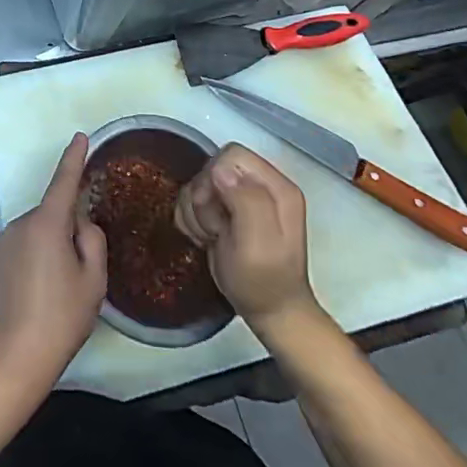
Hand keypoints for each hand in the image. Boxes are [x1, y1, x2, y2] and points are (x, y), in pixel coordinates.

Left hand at [0, 133, 107, 385]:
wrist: (13, 354)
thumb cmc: (60, 317)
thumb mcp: (93, 280)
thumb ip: (91, 240)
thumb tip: (80, 221)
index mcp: (46, 224)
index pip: (63, 182)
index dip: (73, 159)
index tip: (80, 137)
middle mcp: (19, 224)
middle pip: (52, 216)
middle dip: (68, 232)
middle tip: (80, 273)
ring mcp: (2, 241)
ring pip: (37, 234)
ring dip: (50, 248)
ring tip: (57, 290)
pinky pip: (22, 247)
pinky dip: (34, 259)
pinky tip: (38, 293)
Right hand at [173, 144, 321, 335]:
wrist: (268, 311)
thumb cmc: (264, 281)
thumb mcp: (259, 244)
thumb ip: (245, 200)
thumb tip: (219, 170)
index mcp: (276, 187)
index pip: (231, 155)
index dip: (215, 178)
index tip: (219, 211)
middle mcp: (259, 186)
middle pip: (210, 167)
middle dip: (203, 198)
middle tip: (217, 229)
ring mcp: (240, 198)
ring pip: (197, 184)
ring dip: (195, 212)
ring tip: (213, 237)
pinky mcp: (223, 210)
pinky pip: (191, 201)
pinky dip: (191, 220)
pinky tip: (206, 238)